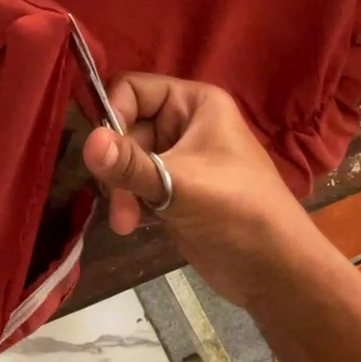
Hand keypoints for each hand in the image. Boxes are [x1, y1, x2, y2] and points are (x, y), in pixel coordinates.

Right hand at [80, 74, 331, 307]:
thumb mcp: (179, 185)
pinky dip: (129, 202)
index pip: (131, 89)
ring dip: (120, 191)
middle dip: (118, 169)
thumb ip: (129, 164)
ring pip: (124, 160)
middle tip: (121, 205)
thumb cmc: (238, 213)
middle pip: (123, 129)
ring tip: (127, 223)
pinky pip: (133, 183)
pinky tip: (135, 225)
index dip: (113, 116)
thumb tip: (86, 141)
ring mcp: (177, 157)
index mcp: (194, 104)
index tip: (105, 154)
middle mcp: (183, 123)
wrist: (274, 272)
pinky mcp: (171, 189)